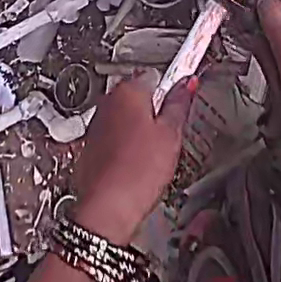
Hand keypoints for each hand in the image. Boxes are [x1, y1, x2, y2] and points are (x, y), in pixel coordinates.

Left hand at [71, 74, 195, 241]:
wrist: (108, 205)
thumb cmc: (137, 171)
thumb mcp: (170, 135)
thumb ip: (179, 104)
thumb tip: (187, 84)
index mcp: (129, 91)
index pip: (157, 75)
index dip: (174, 88)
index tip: (184, 94)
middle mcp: (110, 100)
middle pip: (141, 94)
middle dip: (155, 110)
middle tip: (169, 134)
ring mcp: (99, 119)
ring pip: (128, 114)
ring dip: (141, 127)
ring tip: (153, 153)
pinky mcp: (94, 140)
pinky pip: (116, 132)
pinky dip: (126, 142)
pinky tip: (136, 162)